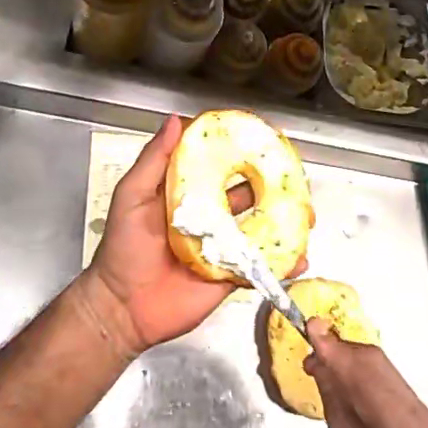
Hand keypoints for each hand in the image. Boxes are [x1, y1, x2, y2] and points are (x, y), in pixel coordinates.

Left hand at [82, 115, 302, 357]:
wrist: (121, 306)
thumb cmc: (122, 247)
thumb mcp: (132, 194)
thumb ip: (154, 159)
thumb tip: (175, 121)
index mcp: (189, 193)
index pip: (221, 166)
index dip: (242, 153)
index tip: (265, 141)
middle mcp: (210, 216)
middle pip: (249, 195)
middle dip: (274, 186)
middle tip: (295, 179)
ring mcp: (222, 247)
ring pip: (260, 229)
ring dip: (284, 221)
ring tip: (306, 215)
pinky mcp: (230, 277)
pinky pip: (259, 267)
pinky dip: (281, 263)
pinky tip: (299, 256)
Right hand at [306, 318, 427, 427]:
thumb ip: (337, 416)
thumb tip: (322, 365)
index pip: (368, 379)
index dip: (336, 350)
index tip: (309, 327)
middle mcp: (426, 422)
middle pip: (379, 368)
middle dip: (340, 351)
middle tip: (306, 348)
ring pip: (384, 371)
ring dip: (349, 361)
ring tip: (317, 364)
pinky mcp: (422, 423)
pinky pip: (388, 386)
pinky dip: (361, 376)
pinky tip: (340, 380)